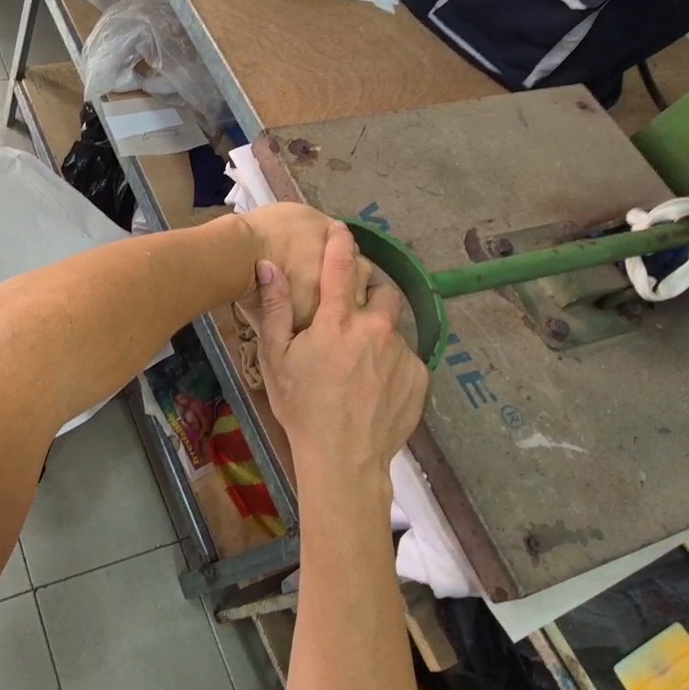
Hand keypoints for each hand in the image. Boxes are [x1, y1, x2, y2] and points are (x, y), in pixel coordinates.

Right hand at [251, 223, 428, 484]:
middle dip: (370, 294)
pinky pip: (406, 356)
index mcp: (336, 321)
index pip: (341, 266)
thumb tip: (268, 265)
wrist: (344, 459)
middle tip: (350, 317)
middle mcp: (375, 329)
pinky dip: (391, 362)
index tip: (340, 230)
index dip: (340, 243)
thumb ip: (274, 308)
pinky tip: (373, 386)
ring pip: (394, 327)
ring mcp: (402, 353)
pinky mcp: (419, 377)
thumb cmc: (301, 407)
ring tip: (360, 360)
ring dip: (379, 332)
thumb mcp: (274, 358)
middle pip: (383, 291)